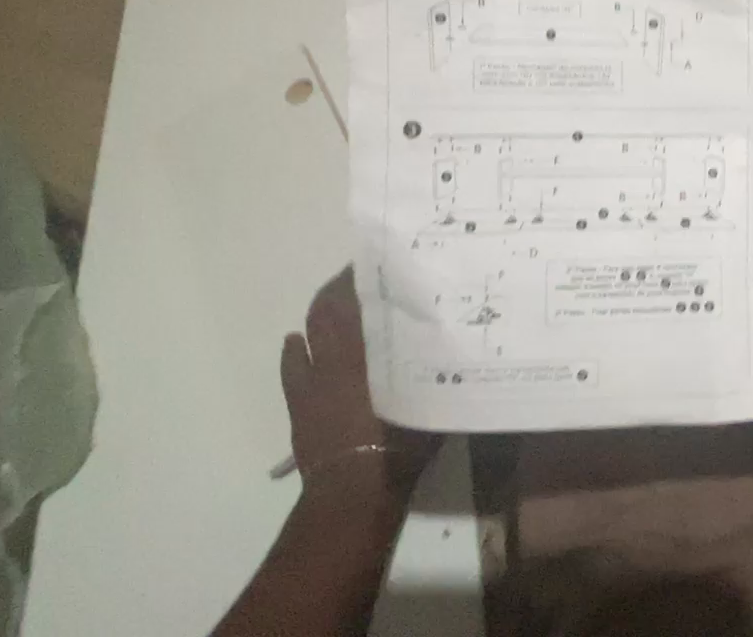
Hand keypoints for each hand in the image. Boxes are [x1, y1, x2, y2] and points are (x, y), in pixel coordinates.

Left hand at [281, 268, 438, 506]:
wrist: (356, 491)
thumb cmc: (402, 445)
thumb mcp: (434, 401)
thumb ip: (441, 371)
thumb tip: (460, 345)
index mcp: (370, 354)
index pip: (363, 302)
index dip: (366, 278)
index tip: (379, 259)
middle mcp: (338, 358)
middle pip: (332, 310)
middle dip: (343, 288)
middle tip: (362, 274)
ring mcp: (314, 380)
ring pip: (311, 333)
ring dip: (321, 314)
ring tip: (335, 299)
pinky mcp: (301, 403)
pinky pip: (292, 368)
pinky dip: (294, 351)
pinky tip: (295, 340)